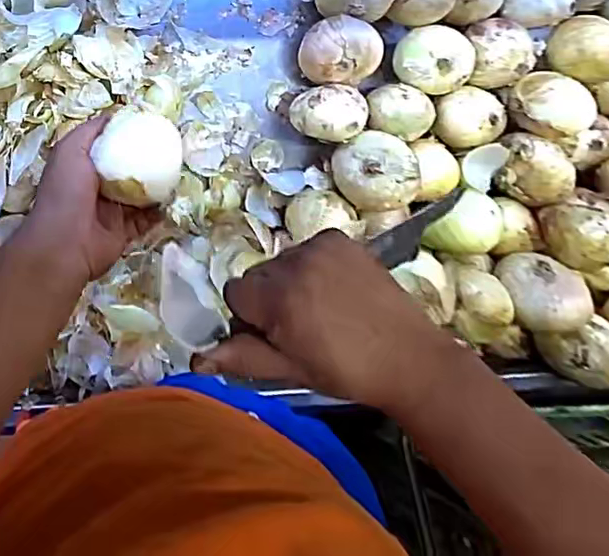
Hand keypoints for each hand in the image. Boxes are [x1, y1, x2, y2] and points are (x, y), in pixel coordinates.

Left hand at [12, 113, 159, 288]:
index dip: (127, 131)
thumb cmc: (65, 191)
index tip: (151, 121)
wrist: (65, 243)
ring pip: (140, 191)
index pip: (108, 142)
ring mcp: (112, 207)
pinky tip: (176, 197)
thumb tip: (116, 114)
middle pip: (128, 165)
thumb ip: (91, 130)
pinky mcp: (125, 229)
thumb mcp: (71, 149)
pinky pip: (148, 217)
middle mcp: (97, 183)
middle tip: (173, 144)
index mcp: (82, 162)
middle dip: (148, 156)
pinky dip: (161, 209)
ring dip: (158, 182)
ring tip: (180, 168)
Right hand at [195, 230, 453, 409]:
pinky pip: (307, 247)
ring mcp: (318, 246)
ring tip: (323, 308)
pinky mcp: (338, 238)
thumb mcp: (291, 369)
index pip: (235, 292)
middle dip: (269, 297)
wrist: (411, 359)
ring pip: (282, 261)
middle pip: (258, 274)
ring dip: (291, 280)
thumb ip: (242, 357)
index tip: (277, 335)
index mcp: (278, 297)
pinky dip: (314, 264)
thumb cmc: (346, 371)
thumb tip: (197, 359)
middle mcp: (293, 262)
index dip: (251, 317)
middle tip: (302, 326)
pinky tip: (336, 288)